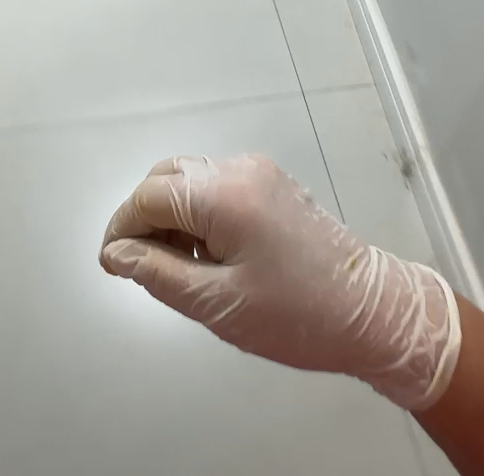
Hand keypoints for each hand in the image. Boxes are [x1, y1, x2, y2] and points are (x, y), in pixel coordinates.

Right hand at [99, 154, 460, 409]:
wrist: (371, 312)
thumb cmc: (297, 314)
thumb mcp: (216, 303)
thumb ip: (157, 273)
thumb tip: (115, 254)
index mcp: (225, 194)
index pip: (149, 195)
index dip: (122, 227)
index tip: (112, 263)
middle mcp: (239, 169)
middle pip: (167, 177)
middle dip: (144, 217)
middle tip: (142, 265)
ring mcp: (259, 172)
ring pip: (190, 179)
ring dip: (171, 214)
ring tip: (178, 266)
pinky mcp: (272, 182)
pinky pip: (216, 185)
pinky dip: (198, 212)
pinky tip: (207, 252)